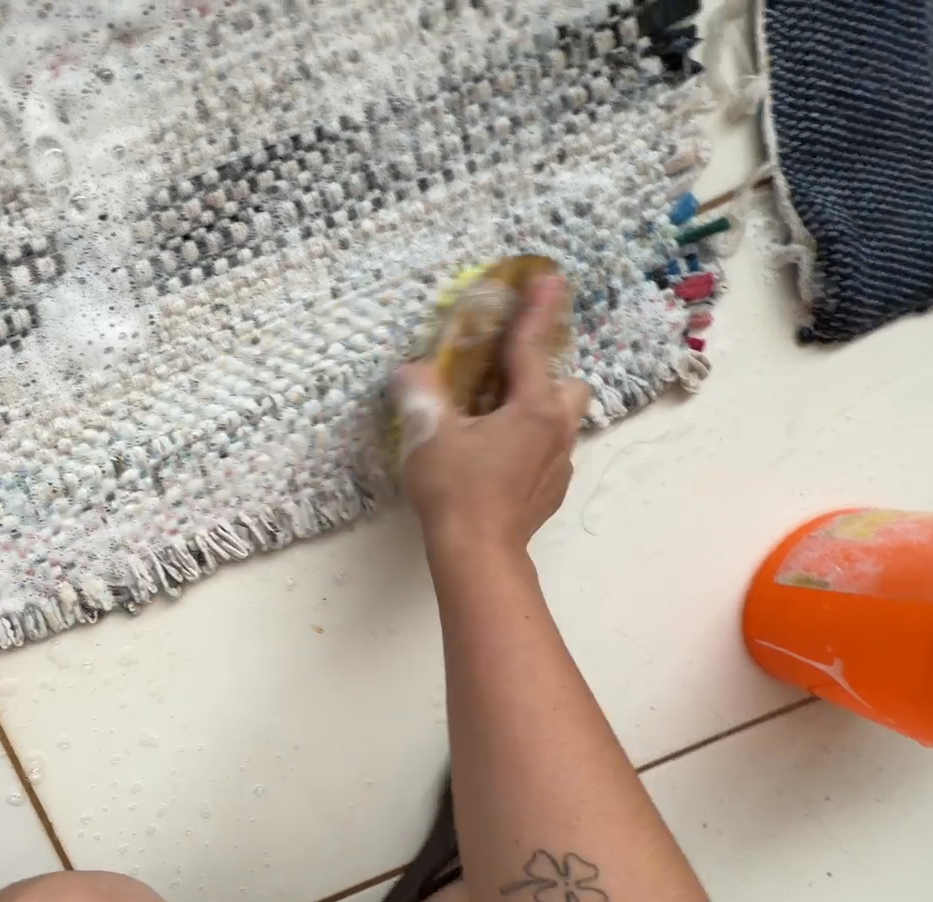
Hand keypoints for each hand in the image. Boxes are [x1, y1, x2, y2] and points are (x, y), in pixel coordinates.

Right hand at [390, 273, 592, 557]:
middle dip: (542, 378)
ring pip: (558, 422)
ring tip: (491, 430)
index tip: (548, 277)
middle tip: (501, 387)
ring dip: (533, 415)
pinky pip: (545, 454)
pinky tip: (491, 467)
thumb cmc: (454, 488)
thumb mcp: (427, 436)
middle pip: (565, 387)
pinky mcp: (551, 490)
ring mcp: (559, 463)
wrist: (477, 550)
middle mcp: (555, 430)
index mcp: (530, 408)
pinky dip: (525, 448)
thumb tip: (409, 370)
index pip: (533, 349)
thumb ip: (419, 396)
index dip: (537, 311)